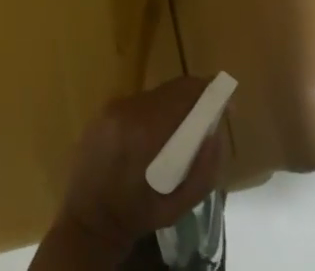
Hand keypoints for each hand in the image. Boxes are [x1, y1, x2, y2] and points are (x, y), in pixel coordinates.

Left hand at [38, 77, 225, 267]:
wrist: (87, 224)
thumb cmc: (136, 216)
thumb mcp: (179, 205)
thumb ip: (204, 170)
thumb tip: (216, 133)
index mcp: (145, 131)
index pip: (186, 92)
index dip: (211, 92)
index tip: (227, 104)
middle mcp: (127, 111)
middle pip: (172, 89)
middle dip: (195, 97)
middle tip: (210, 114)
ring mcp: (111, 109)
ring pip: (156, 94)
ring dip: (175, 103)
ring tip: (185, 124)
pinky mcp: (102, 113)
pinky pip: (139, 102)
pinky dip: (155, 110)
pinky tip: (157, 131)